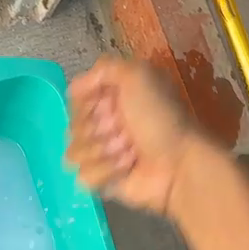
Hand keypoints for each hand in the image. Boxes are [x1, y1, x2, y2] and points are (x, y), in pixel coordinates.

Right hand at [65, 56, 216, 218]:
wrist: (177, 163)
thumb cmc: (159, 118)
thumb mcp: (137, 76)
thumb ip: (103, 69)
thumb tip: (72, 89)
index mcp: (109, 98)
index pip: (75, 100)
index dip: (89, 105)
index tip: (111, 106)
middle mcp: (102, 124)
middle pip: (72, 127)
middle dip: (99, 130)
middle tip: (125, 131)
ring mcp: (99, 154)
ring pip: (74, 154)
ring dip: (104, 152)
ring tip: (130, 151)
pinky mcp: (100, 180)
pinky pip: (83, 176)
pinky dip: (106, 172)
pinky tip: (127, 169)